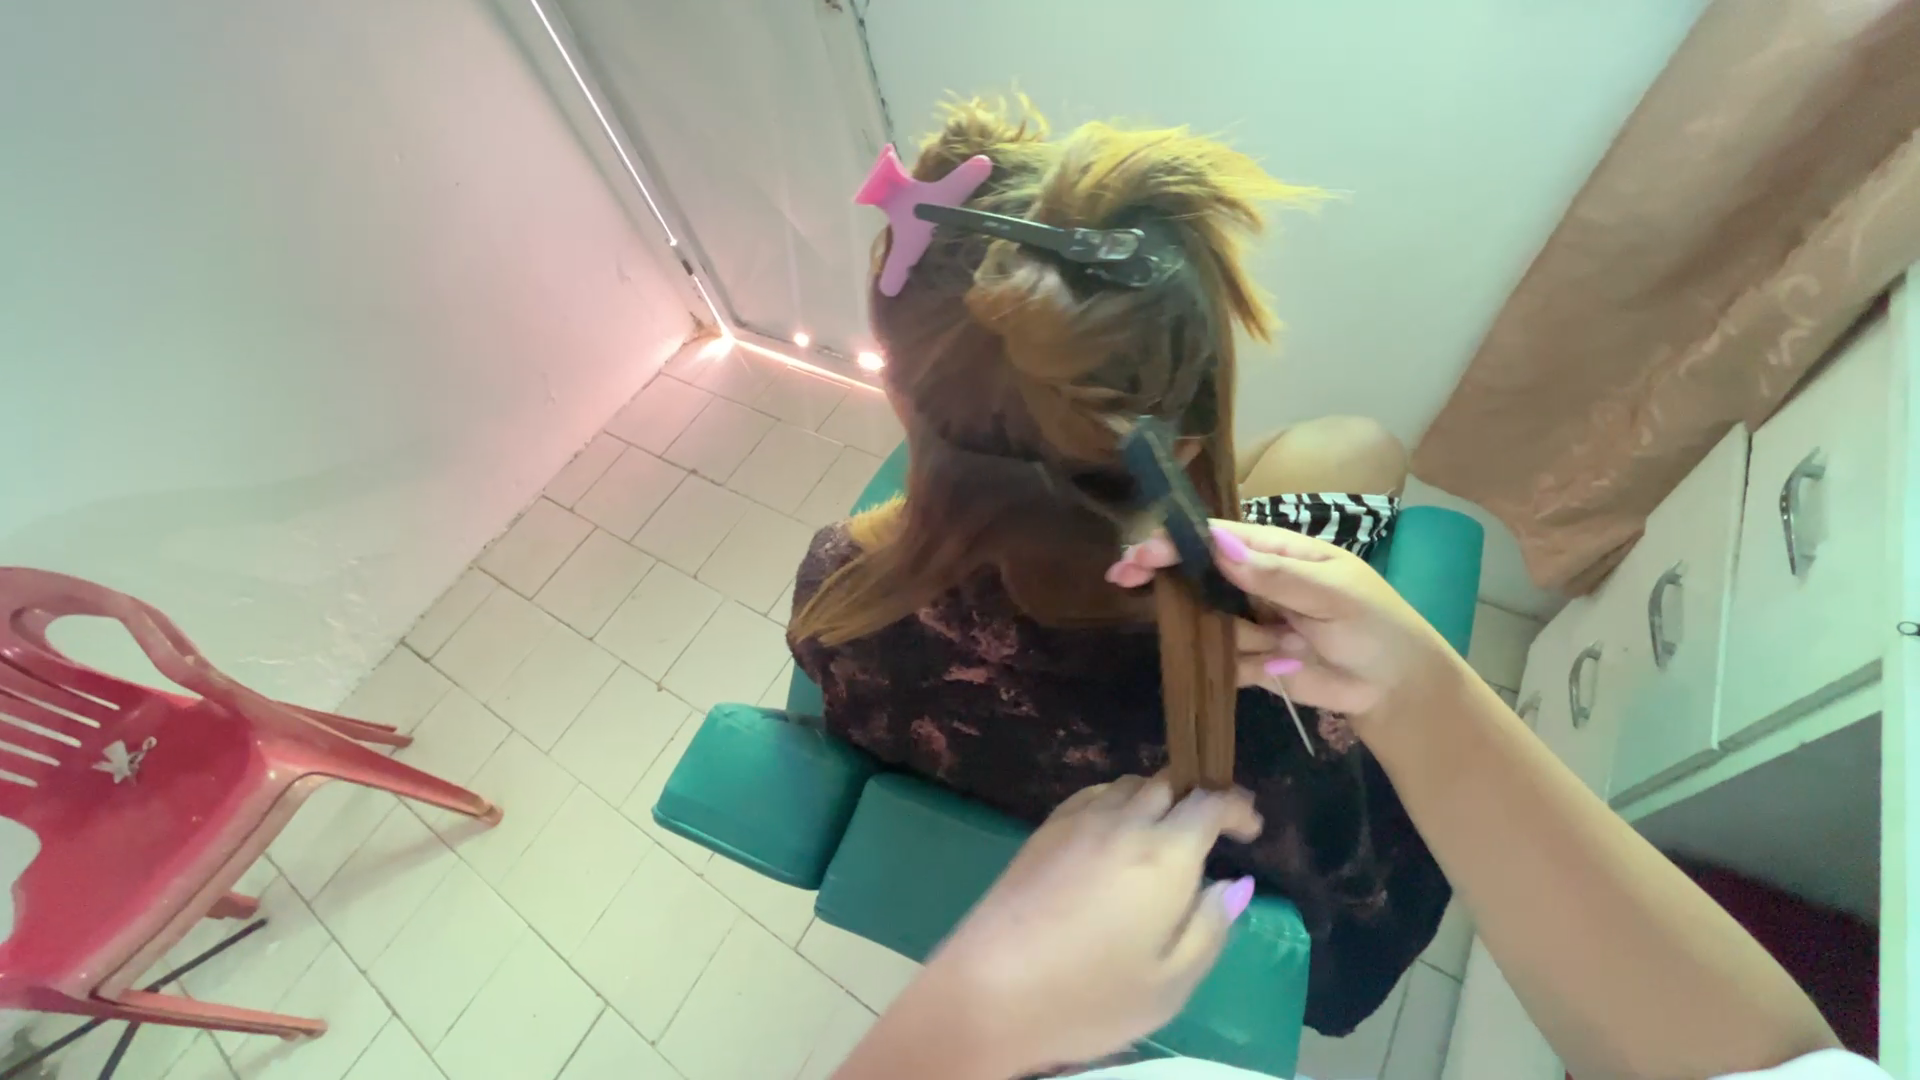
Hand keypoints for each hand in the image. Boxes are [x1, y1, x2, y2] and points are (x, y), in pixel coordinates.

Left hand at [907, 776, 1261, 1075]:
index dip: (1237, 807)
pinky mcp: (1046, 827)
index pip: (1209, 802)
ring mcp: (1079, 818)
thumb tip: (1236, 882)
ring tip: (1167, 832)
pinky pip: (1095, 794)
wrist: (994, 985)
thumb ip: (1211, 925)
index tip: (1252, 827)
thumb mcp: (1172, 981)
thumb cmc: (1093, 995)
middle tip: (1214, 828)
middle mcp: (1124, 821)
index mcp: (1164, 853)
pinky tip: (1118, 833)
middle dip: (1198, 796)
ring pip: (1130, 784)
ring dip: (1158, 796)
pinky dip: (1119, 801)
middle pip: (1169, 783)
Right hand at [1106, 521, 1453, 719]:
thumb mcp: (1335, 596)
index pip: (1214, 538)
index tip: (1139, 553)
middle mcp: (1253, 582)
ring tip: (1285, 648)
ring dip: (1235, 638)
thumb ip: (1277, 575)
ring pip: (1206, 624)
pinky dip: (1241, 666)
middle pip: (1193, 574)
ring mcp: (1248, 621)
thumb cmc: (1377, 628)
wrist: (1397, 690)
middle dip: (1166, 579)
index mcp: (1275, 552)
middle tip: (1122, 576)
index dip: (1174, 542)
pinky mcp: (1248, 660)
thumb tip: (1218, 546)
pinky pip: (1220, 660)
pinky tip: (1280, 665)